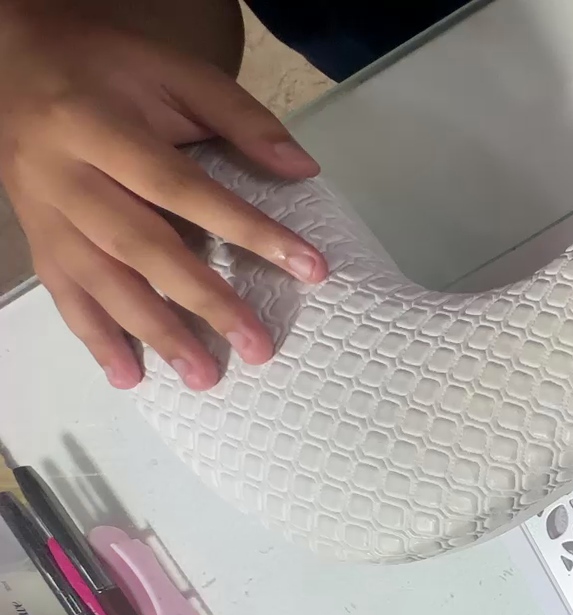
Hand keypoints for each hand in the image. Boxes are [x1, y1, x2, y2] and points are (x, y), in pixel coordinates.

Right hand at [0, 9, 327, 390]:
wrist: (13, 48)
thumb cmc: (116, 69)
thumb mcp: (178, 74)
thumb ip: (242, 120)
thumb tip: (304, 169)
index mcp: (94, 126)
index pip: (184, 189)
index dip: (249, 230)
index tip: (312, 269)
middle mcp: (57, 172)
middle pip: (138, 246)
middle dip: (201, 302)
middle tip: (257, 348)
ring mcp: (37, 206)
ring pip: (96, 279)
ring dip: (152, 333)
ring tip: (204, 378)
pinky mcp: (34, 230)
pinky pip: (62, 290)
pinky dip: (93, 336)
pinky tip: (129, 377)